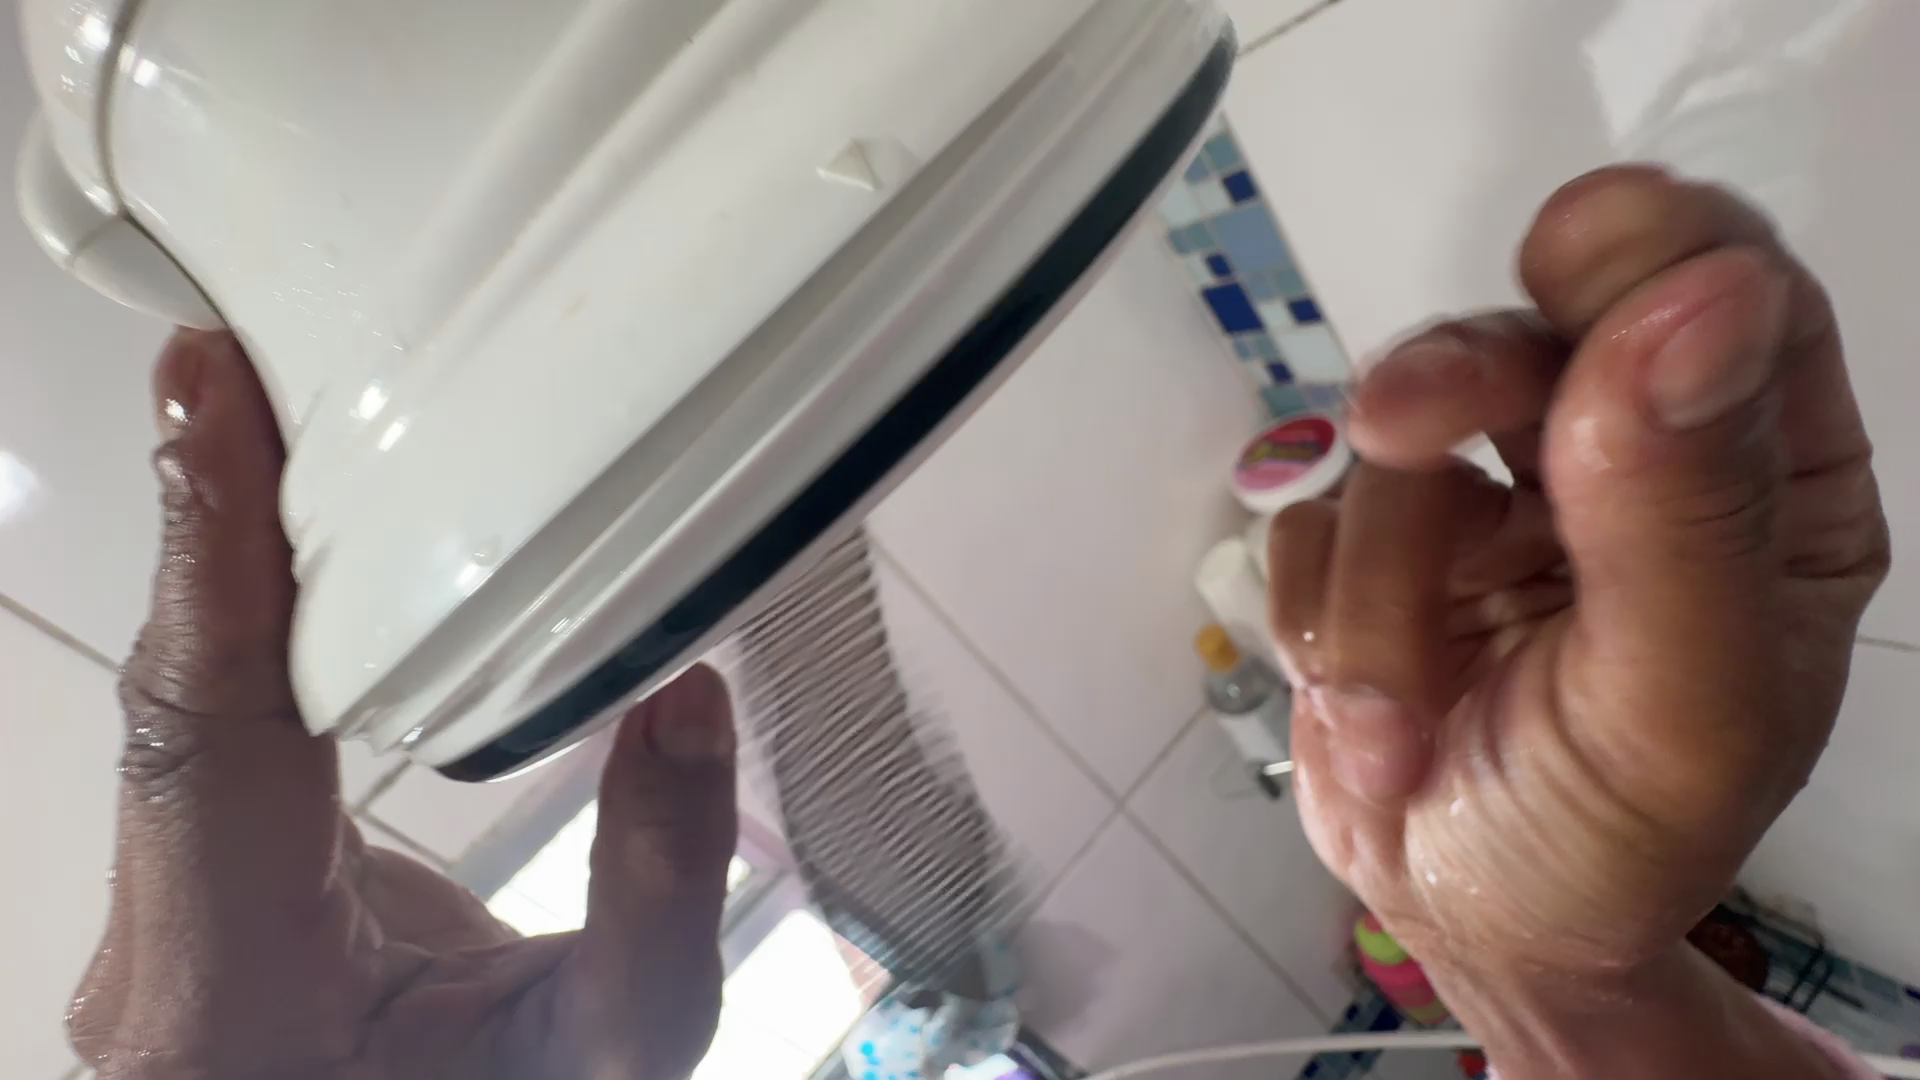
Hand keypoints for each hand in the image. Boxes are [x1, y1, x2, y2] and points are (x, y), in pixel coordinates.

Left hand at [67, 331, 739, 1079]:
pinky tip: (324, 566)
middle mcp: (167, 947)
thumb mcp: (618, 1038)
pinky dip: (277, 627)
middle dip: (215, 529)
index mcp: (227, 1003)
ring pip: (202, 710)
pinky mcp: (242, 886)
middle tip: (241, 377)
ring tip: (278, 437)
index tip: (214, 398)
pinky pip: (243, 732)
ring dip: (239, 567)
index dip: (219, 560)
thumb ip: (659, 885)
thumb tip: (686, 698)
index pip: (207, 740)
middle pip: (182, 702)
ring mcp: (192, 914)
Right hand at [1270, 168, 1887, 1074]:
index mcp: (1734, 480)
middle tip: (1386, 426)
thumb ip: (1681, 514)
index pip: (1709, 293)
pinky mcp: (1347, 549)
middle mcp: (1588, 467)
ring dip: (1362, 604)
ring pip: (1368, 464)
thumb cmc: (1598, 832)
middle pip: (1499, 345)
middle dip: (1433, 388)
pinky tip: (1354, 704)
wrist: (1457, 905)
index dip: (1641, 255)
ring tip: (1388, 729)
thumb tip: (1699, 300)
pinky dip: (1308, 621)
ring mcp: (1452, 507)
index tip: (1571, 249)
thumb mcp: (1673, 706)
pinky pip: (1296, 530)